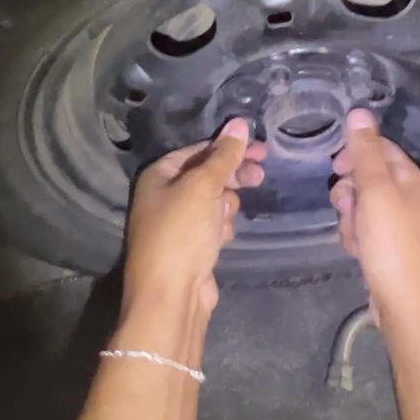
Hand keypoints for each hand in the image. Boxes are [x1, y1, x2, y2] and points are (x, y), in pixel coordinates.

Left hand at [125, 118, 265, 311]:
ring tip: (224, 220)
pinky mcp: (191, 245)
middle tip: (260, 176)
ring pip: (215, 200)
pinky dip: (221, 228)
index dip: (229, 147)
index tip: (260, 149)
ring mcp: (178, 222)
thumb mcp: (203, 187)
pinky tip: (221, 240)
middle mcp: (164, 195)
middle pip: (208, 174)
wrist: (171, 296)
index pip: (199, 150)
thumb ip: (224, 156)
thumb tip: (239, 123)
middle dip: (233, 177)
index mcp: (159, 175)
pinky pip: (214, 225)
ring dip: (225, 207)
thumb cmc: (181, 233)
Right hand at [330, 107, 419, 330]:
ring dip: (350, 219)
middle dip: (349, 193)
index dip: (355, 154)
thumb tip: (360, 111)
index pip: (379, 148)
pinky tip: (358, 252)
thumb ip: (366, 153)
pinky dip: (355, 238)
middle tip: (348, 208)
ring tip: (357, 237)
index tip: (336, 168)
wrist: (405, 304)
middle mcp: (407, 196)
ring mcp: (398, 223)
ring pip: (360, 205)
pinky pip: (363, 229)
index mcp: (410, 178)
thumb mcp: (376, 192)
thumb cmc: (391, 244)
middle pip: (366, 177)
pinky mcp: (387, 246)